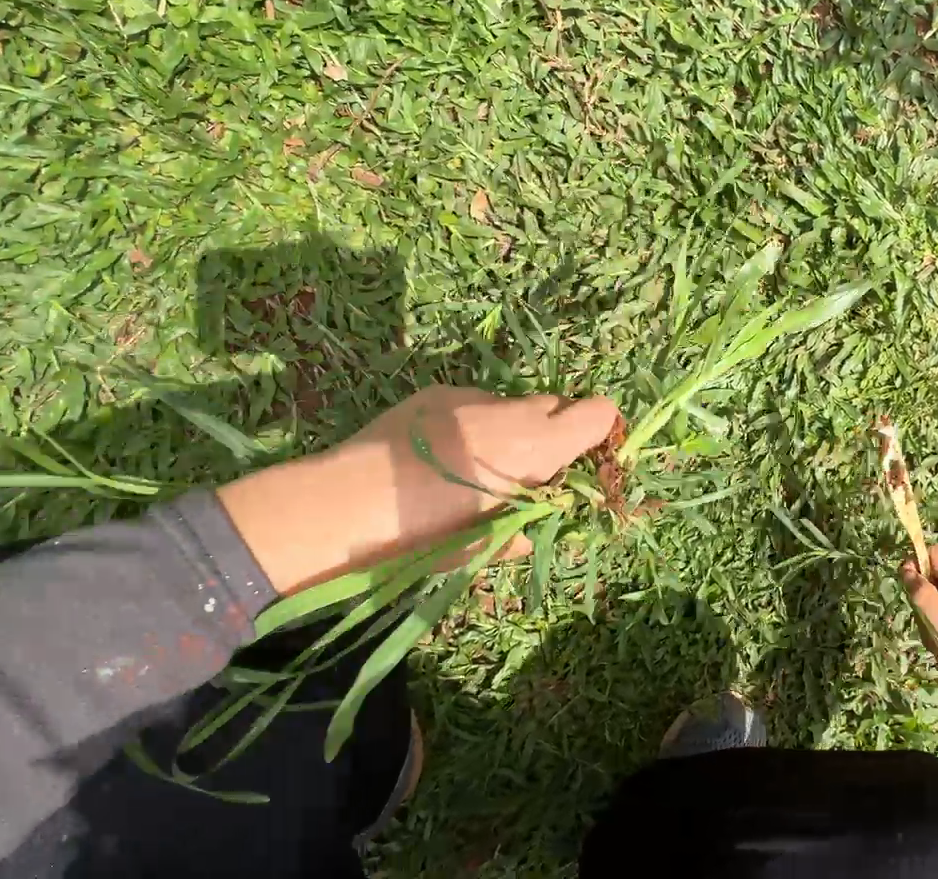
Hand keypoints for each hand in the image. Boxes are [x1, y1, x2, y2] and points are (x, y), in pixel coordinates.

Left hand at [217, 386, 620, 595]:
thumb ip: (518, 530)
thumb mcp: (479, 546)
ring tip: (470, 465)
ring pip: (511, 405)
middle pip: (556, 406)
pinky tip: (435, 454)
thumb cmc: (423, 536)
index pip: (597, 414)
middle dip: (552, 433)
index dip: (599, 432)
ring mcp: (471, 397)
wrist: (338, 507)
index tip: (583, 460)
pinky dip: (469, 423)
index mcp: (535, 449)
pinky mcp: (436, 392)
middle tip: (524, 473)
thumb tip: (527, 530)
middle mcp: (512, 412)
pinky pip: (472, 403)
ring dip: (508, 430)